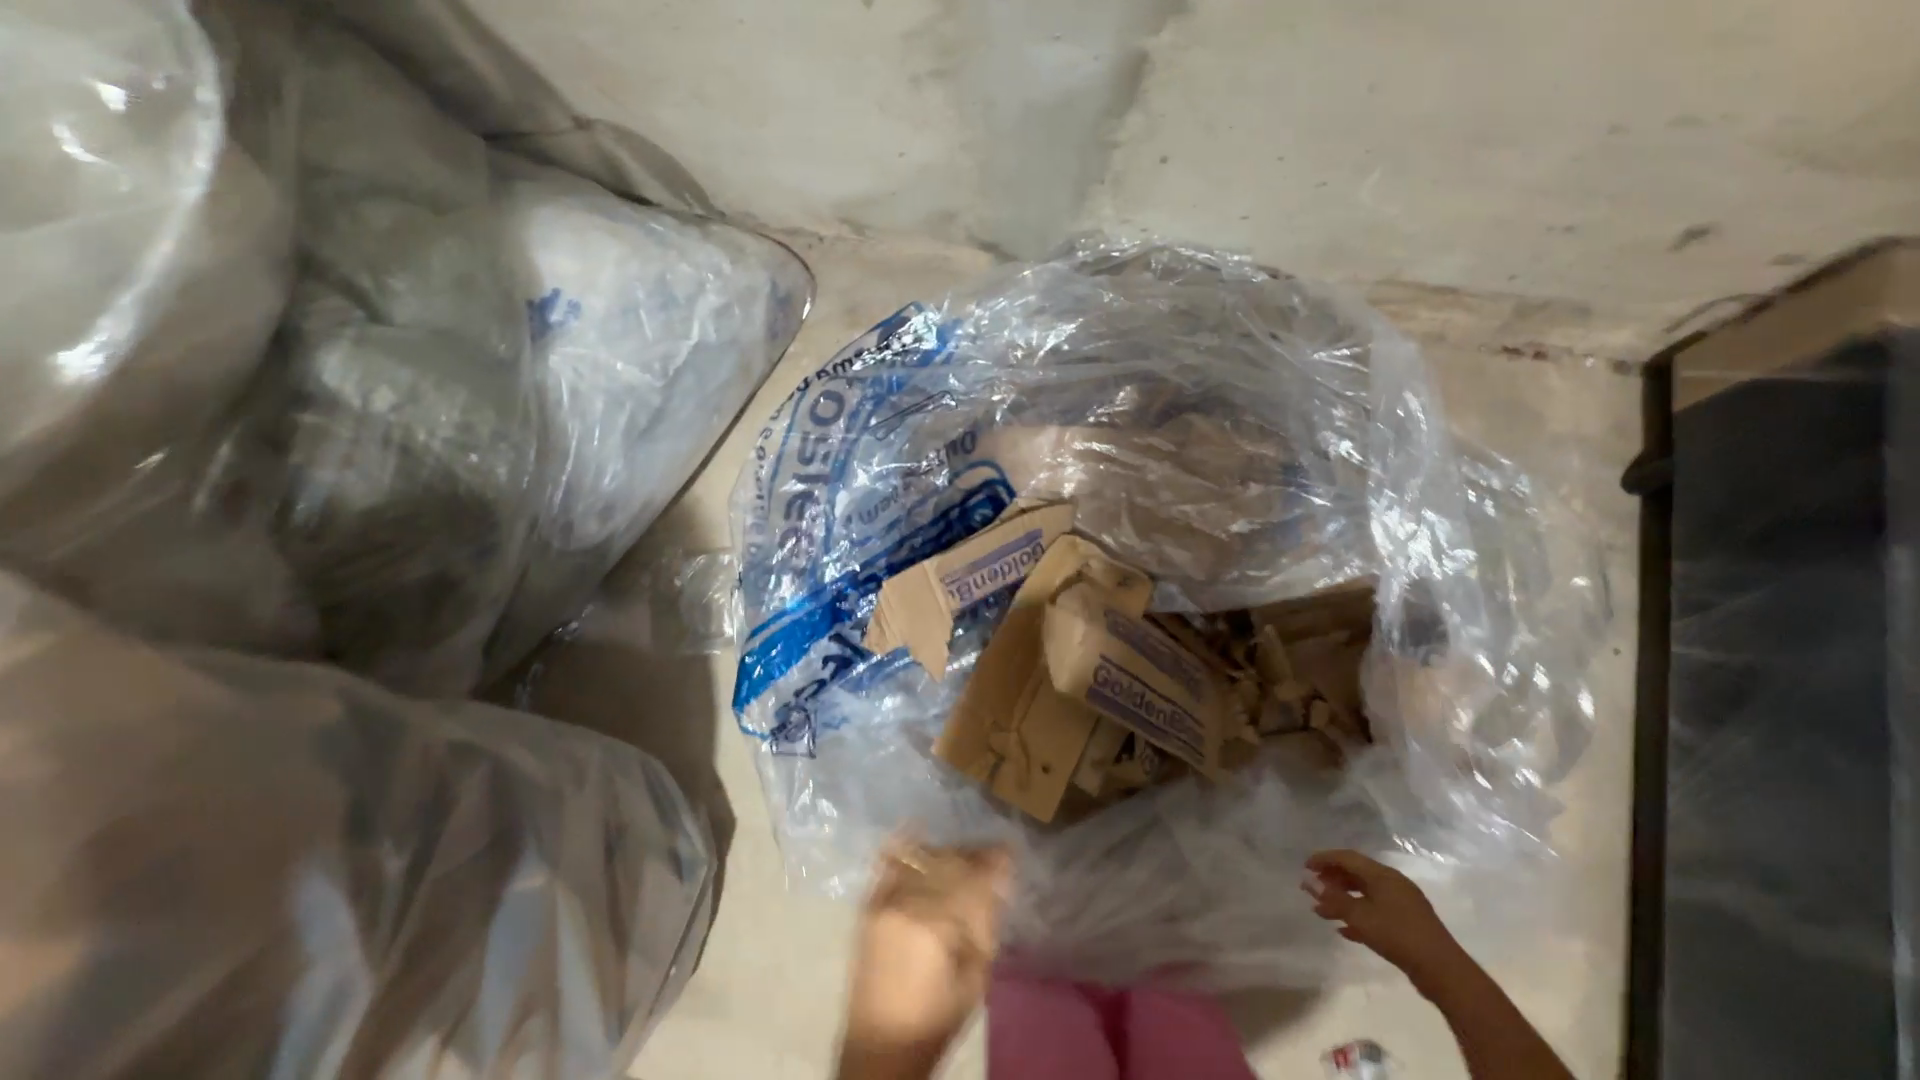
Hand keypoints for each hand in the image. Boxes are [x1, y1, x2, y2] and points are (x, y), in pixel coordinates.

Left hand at [839, 839, 1012, 1077]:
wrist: (882, 1041)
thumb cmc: (938, 1016)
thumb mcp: (976, 975)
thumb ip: (986, 924)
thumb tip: (997, 882)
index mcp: (940, 925)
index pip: (975, 879)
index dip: (996, 861)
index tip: (1010, 852)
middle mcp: (909, 903)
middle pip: (949, 863)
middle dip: (974, 855)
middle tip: (993, 856)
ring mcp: (884, 901)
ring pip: (922, 861)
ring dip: (947, 853)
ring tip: (963, 856)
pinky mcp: (868, 905)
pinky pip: (888, 863)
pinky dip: (904, 844)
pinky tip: (917, 828)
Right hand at [1303, 849, 1468, 994]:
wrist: (1441, 969)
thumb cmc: (1398, 935)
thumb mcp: (1360, 916)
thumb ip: (1333, 898)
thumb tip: (1308, 881)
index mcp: (1383, 875)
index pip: (1348, 857)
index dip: (1325, 859)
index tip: (1304, 867)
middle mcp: (1393, 884)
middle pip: (1357, 874)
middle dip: (1332, 880)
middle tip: (1312, 889)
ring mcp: (1402, 904)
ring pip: (1365, 894)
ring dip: (1342, 900)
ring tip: (1321, 912)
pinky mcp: (1406, 923)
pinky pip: (1375, 912)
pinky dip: (1358, 916)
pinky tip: (1344, 930)